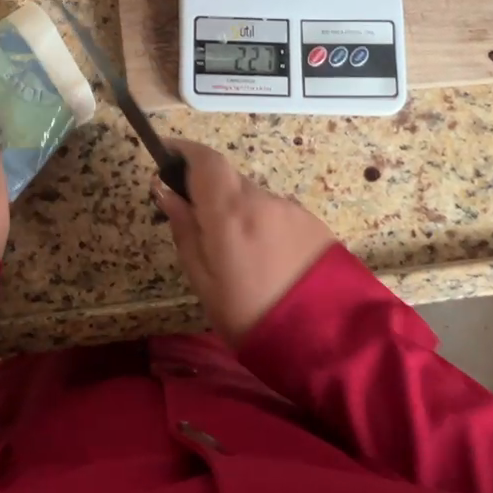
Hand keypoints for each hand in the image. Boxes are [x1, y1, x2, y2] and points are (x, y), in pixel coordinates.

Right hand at [153, 139, 337, 344]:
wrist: (326, 341)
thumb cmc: (249, 316)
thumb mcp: (203, 280)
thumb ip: (184, 229)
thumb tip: (166, 192)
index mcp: (229, 211)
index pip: (205, 159)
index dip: (183, 150)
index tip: (166, 154)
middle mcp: (262, 199)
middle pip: (228, 179)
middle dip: (208, 192)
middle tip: (199, 226)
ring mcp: (291, 210)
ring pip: (253, 198)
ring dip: (238, 213)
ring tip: (238, 258)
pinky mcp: (313, 223)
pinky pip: (276, 214)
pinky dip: (262, 226)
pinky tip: (266, 262)